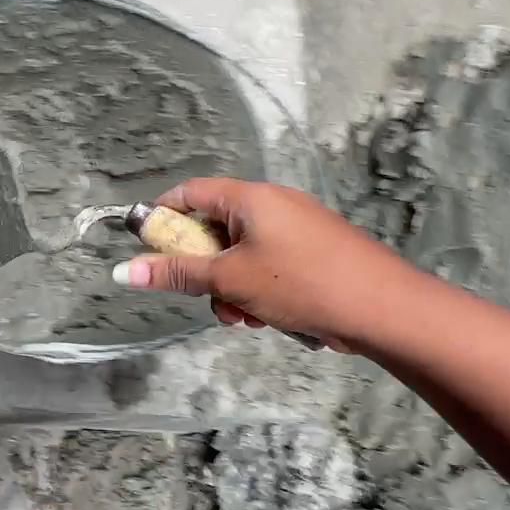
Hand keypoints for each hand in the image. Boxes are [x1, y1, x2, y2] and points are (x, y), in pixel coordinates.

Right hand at [110, 178, 417, 351]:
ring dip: (227, 287)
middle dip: (199, 267)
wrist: (388, 311)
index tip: (145, 246)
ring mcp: (296, 230)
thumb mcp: (228, 280)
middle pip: (212, 228)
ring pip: (238, 255)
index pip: (189, 192)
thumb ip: (174, 273)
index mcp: (251, 199)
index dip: (161, 215)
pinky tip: (265, 318)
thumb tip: (121, 271)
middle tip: (200, 295)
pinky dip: (255, 291)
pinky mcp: (312, 254)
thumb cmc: (301, 284)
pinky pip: (265, 266)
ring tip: (240, 316)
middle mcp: (273, 206)